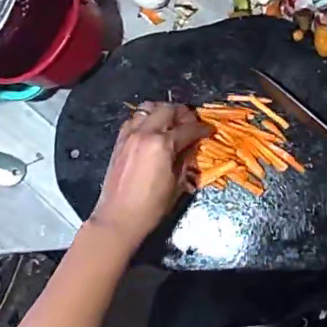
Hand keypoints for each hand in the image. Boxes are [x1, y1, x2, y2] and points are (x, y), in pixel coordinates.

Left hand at [86, 103, 209, 249]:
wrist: (118, 219)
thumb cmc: (150, 207)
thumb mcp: (176, 185)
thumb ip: (185, 161)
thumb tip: (190, 148)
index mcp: (162, 144)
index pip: (188, 129)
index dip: (202, 129)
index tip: (208, 130)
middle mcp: (145, 133)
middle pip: (168, 109)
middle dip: (183, 113)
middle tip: (190, 123)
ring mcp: (130, 135)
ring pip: (148, 108)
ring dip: (162, 111)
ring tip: (170, 122)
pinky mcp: (119, 141)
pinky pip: (133, 119)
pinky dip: (144, 119)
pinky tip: (150, 131)